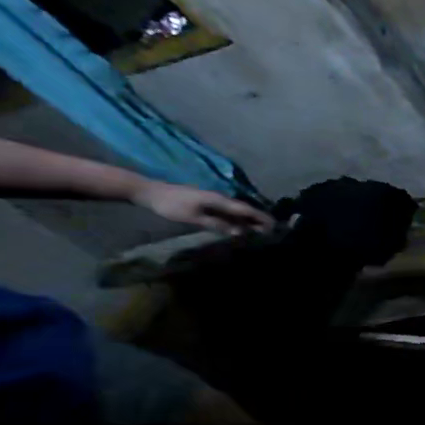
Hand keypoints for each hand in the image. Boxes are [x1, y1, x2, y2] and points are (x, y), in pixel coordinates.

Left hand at [133, 181, 273, 233]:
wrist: (149, 192)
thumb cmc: (170, 205)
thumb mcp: (191, 217)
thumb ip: (215, 224)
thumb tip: (237, 232)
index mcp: (220, 200)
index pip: (246, 209)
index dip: (261, 218)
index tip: (275, 226)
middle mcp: (221, 199)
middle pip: (245, 210)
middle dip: (259, 220)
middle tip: (271, 232)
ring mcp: (214, 201)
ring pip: (237, 212)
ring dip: (249, 220)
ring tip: (259, 231)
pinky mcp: (208, 204)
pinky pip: (228, 213)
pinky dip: (238, 220)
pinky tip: (240, 227)